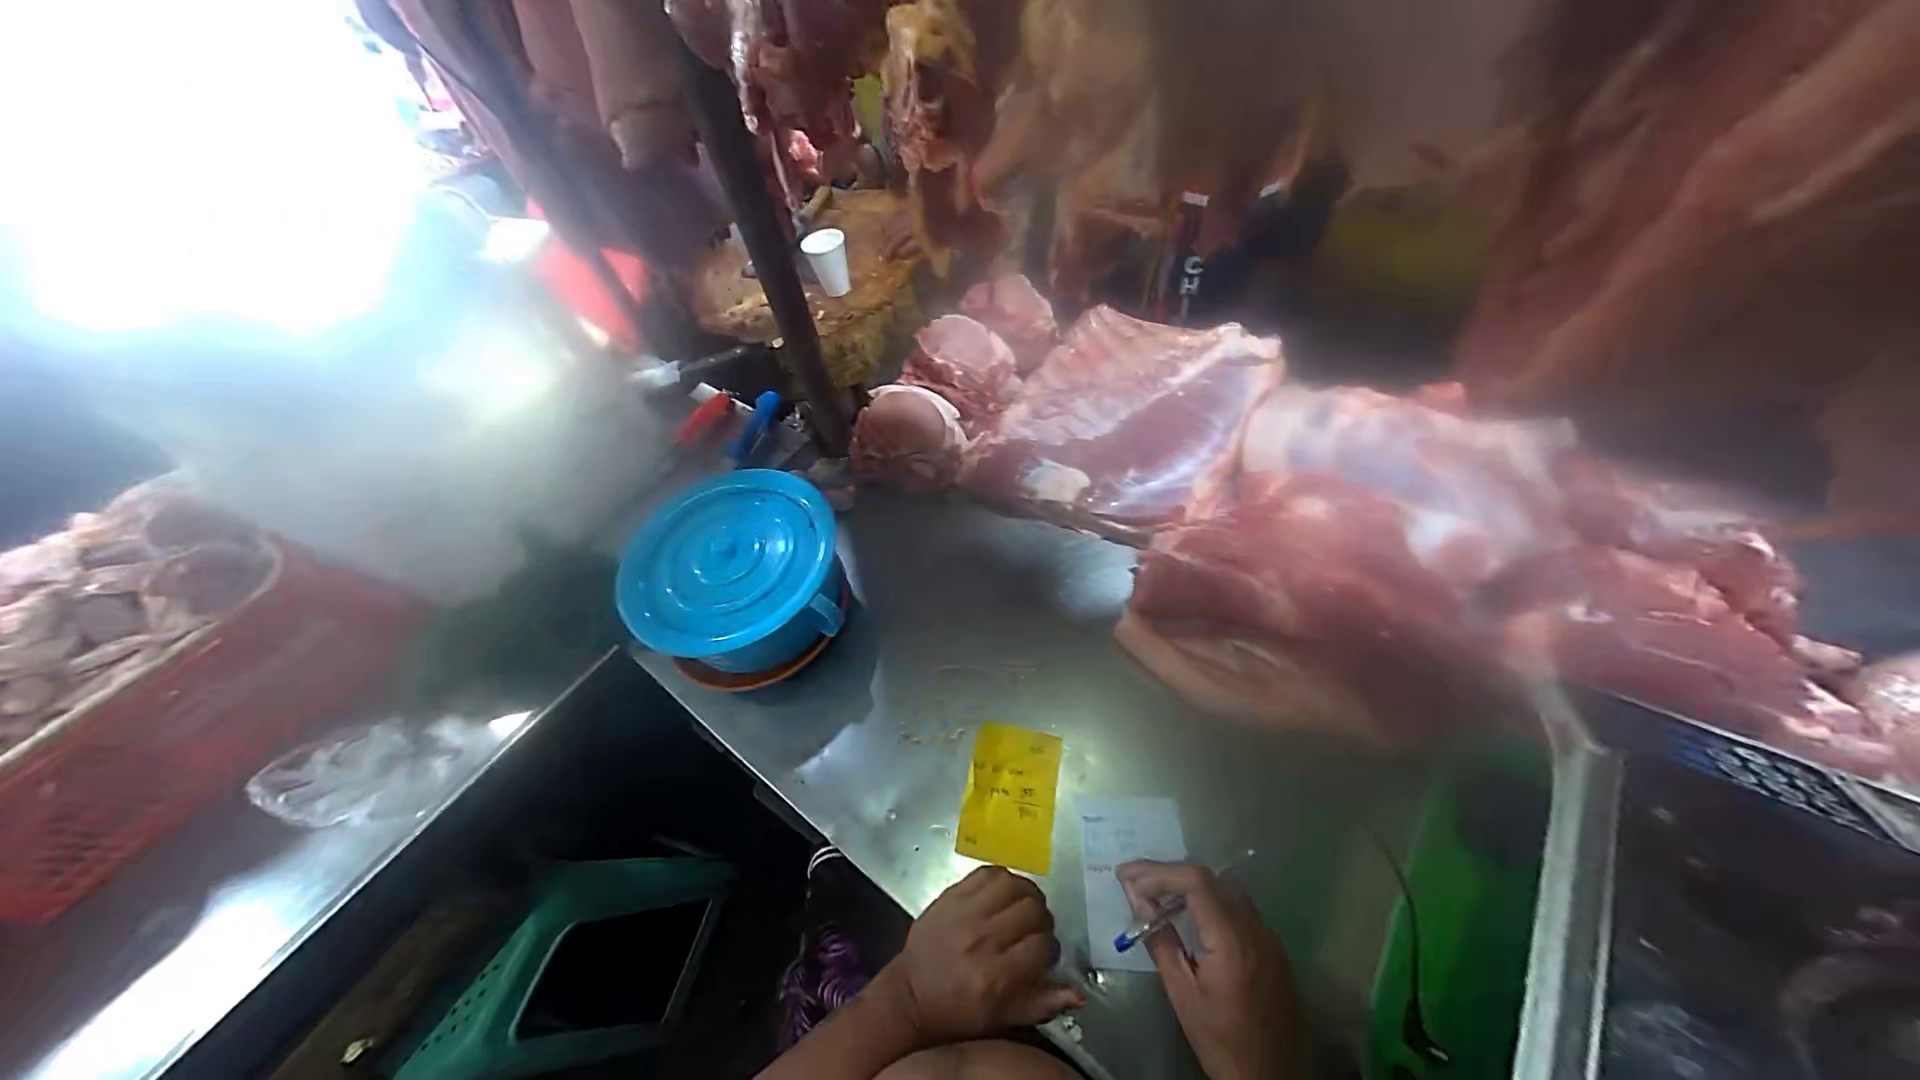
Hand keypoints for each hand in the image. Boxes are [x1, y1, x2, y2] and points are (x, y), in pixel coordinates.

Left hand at [873, 866, 1085, 1044]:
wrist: (912, 993)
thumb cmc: (960, 1011)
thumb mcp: (1002, 1018)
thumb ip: (1043, 1004)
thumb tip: (1079, 993)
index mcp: (996, 975)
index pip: (1042, 945)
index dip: (1050, 947)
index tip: (1045, 952)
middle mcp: (983, 938)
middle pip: (1031, 910)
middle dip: (1042, 919)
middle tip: (1036, 928)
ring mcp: (966, 912)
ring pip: (1013, 885)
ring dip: (1026, 894)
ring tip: (1025, 905)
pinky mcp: (953, 894)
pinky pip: (988, 873)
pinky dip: (1003, 878)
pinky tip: (1005, 891)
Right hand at [1118, 861, 1298, 1079]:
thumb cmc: (1221, 1042)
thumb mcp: (1182, 994)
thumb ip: (1160, 940)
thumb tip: (1137, 899)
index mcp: (1233, 942)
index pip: (1196, 882)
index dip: (1159, 871)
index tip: (1127, 877)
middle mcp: (1256, 931)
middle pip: (1209, 879)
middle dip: (1169, 874)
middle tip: (1134, 880)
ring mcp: (1270, 939)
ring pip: (1225, 889)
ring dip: (1189, 884)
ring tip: (1156, 893)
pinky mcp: (1274, 950)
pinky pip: (1238, 909)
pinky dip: (1209, 901)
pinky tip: (1190, 916)